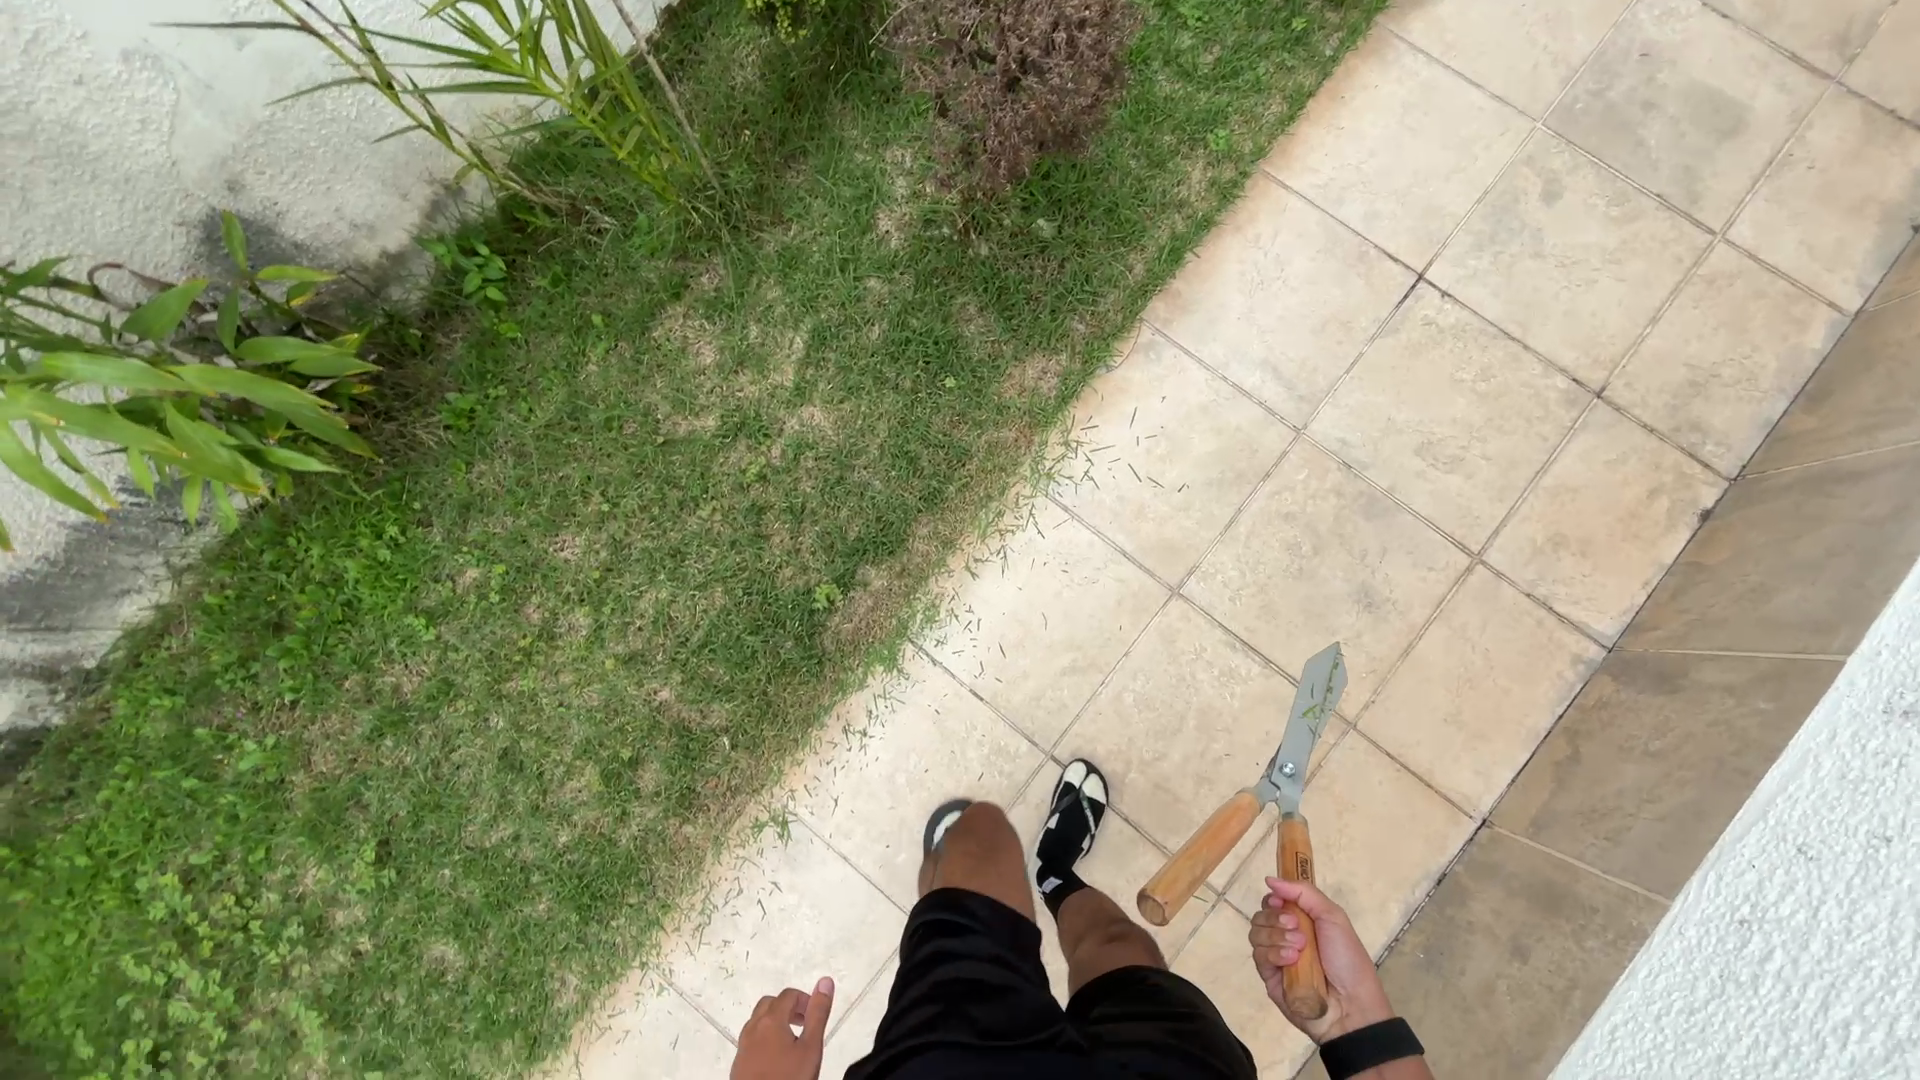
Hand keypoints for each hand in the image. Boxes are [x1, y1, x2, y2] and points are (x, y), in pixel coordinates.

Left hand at [730, 976, 833, 1079]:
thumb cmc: (789, 1079)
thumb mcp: (811, 1047)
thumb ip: (818, 1013)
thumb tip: (825, 981)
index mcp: (771, 1020)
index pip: (788, 995)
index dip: (805, 1000)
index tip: (815, 1016)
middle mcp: (752, 1028)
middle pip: (770, 1004)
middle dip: (788, 1008)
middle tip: (804, 1024)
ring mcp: (742, 1047)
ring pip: (758, 1022)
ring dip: (775, 1022)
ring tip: (792, 1042)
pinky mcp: (738, 1065)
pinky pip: (751, 1040)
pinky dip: (765, 1038)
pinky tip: (776, 1059)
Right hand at [1249, 878, 1392, 1043]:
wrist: (1352, 1007)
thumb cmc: (1347, 960)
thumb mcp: (1333, 917)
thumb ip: (1303, 892)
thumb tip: (1270, 878)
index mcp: (1301, 922)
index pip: (1273, 902)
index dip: (1273, 899)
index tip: (1281, 902)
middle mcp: (1284, 937)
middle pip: (1260, 915)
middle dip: (1275, 918)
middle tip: (1296, 927)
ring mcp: (1276, 958)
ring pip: (1256, 933)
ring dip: (1276, 936)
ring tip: (1299, 948)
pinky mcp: (1269, 977)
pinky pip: (1259, 956)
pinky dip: (1274, 953)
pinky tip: (1291, 960)